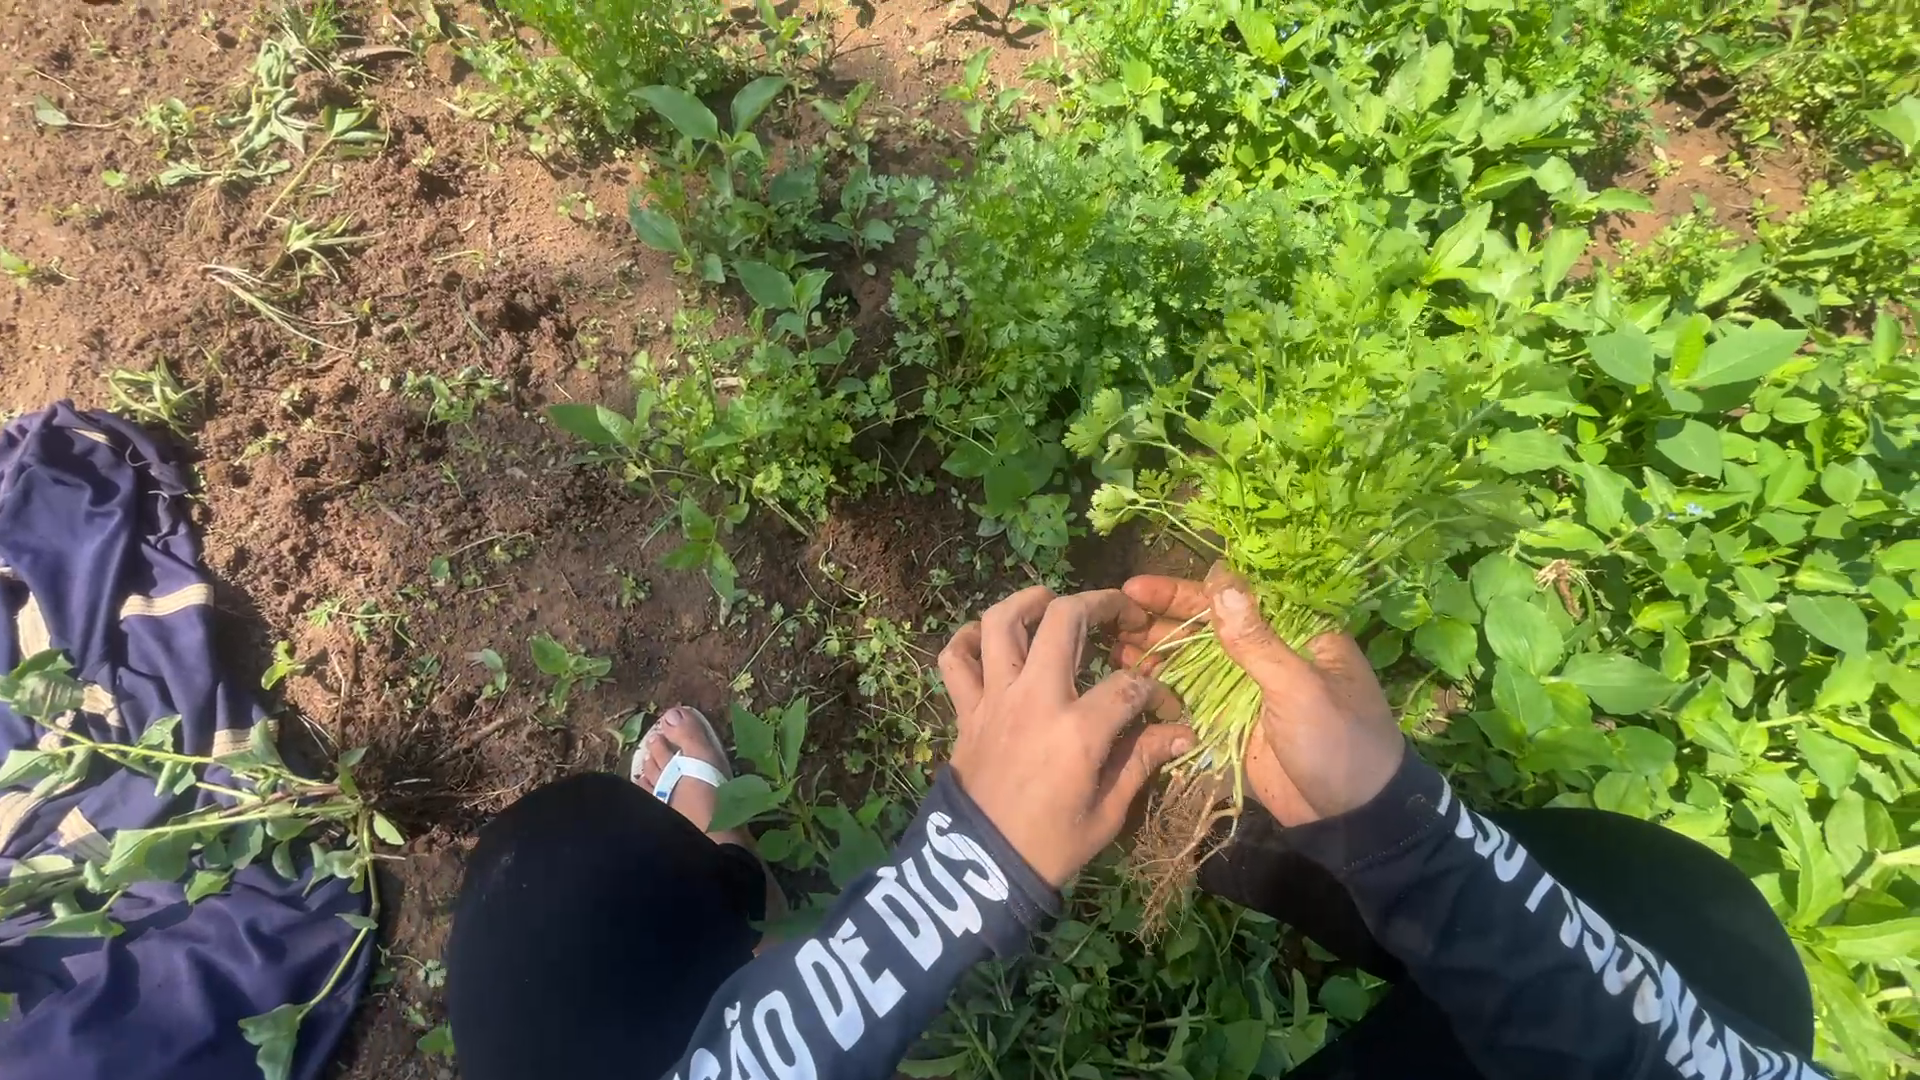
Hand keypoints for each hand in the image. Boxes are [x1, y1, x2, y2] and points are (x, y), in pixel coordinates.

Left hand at [938, 586, 1195, 887]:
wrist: (979, 868)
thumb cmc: (1050, 846)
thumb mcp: (1106, 814)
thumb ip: (1141, 763)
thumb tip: (1183, 733)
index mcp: (1077, 730)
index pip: (1129, 685)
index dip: (1155, 689)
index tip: (1164, 703)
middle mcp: (1035, 699)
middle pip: (1064, 620)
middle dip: (1099, 603)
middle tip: (1117, 609)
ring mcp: (994, 699)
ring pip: (1001, 623)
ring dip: (1026, 601)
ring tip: (1049, 599)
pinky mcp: (966, 709)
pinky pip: (954, 660)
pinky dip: (966, 640)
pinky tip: (988, 639)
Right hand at [1118, 566, 1404, 826]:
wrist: (1351, 819)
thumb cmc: (1339, 743)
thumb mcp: (1299, 687)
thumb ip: (1254, 639)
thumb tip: (1218, 577)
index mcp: (1294, 632)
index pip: (1230, 599)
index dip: (1182, 592)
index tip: (1136, 588)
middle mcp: (1266, 651)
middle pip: (1204, 627)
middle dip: (1159, 621)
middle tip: (1113, 616)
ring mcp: (1245, 687)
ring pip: (1191, 660)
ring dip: (1154, 651)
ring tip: (1112, 644)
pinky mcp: (1229, 719)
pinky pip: (1190, 695)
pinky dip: (1161, 686)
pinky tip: (1129, 677)